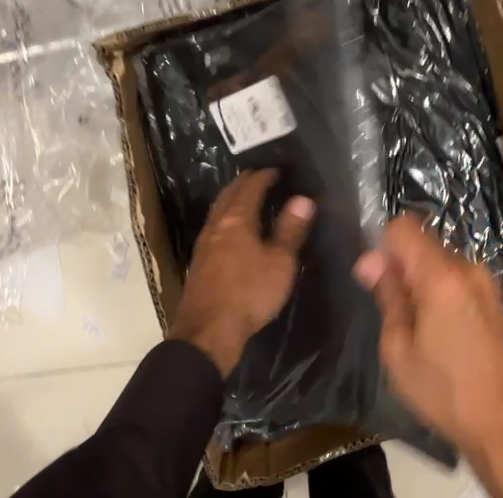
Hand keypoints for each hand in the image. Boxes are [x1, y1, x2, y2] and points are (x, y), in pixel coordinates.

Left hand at [169, 168, 313, 375]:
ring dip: (233, 199)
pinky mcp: (200, 262)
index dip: (265, 176)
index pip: (251, 187)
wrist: (208, 331)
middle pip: (229, 194)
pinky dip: (226, 217)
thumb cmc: (249, 293)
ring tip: (246, 199)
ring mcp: (204, 243)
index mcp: (237, 219)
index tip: (277, 170)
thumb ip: (290, 230)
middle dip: (245, 182)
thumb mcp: (279, 263)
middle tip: (260, 177)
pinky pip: (215, 226)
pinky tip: (232, 231)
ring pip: (219, 210)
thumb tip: (302, 199)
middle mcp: (217, 225)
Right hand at [355, 216, 502, 497]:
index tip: (375, 278)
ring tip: (416, 323)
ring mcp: (485, 281)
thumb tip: (370, 261)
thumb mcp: (398, 348)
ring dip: (420, 278)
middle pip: (422, 242)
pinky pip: (455, 275)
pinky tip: (439, 327)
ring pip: (439, 258)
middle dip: (400, 264)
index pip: (403, 227)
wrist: (502, 422)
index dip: (382, 246)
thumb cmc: (442, 390)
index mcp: (441, 277)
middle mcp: (467, 268)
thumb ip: (387, 295)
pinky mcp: (493, 296)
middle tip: (391, 307)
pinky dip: (439, 288)